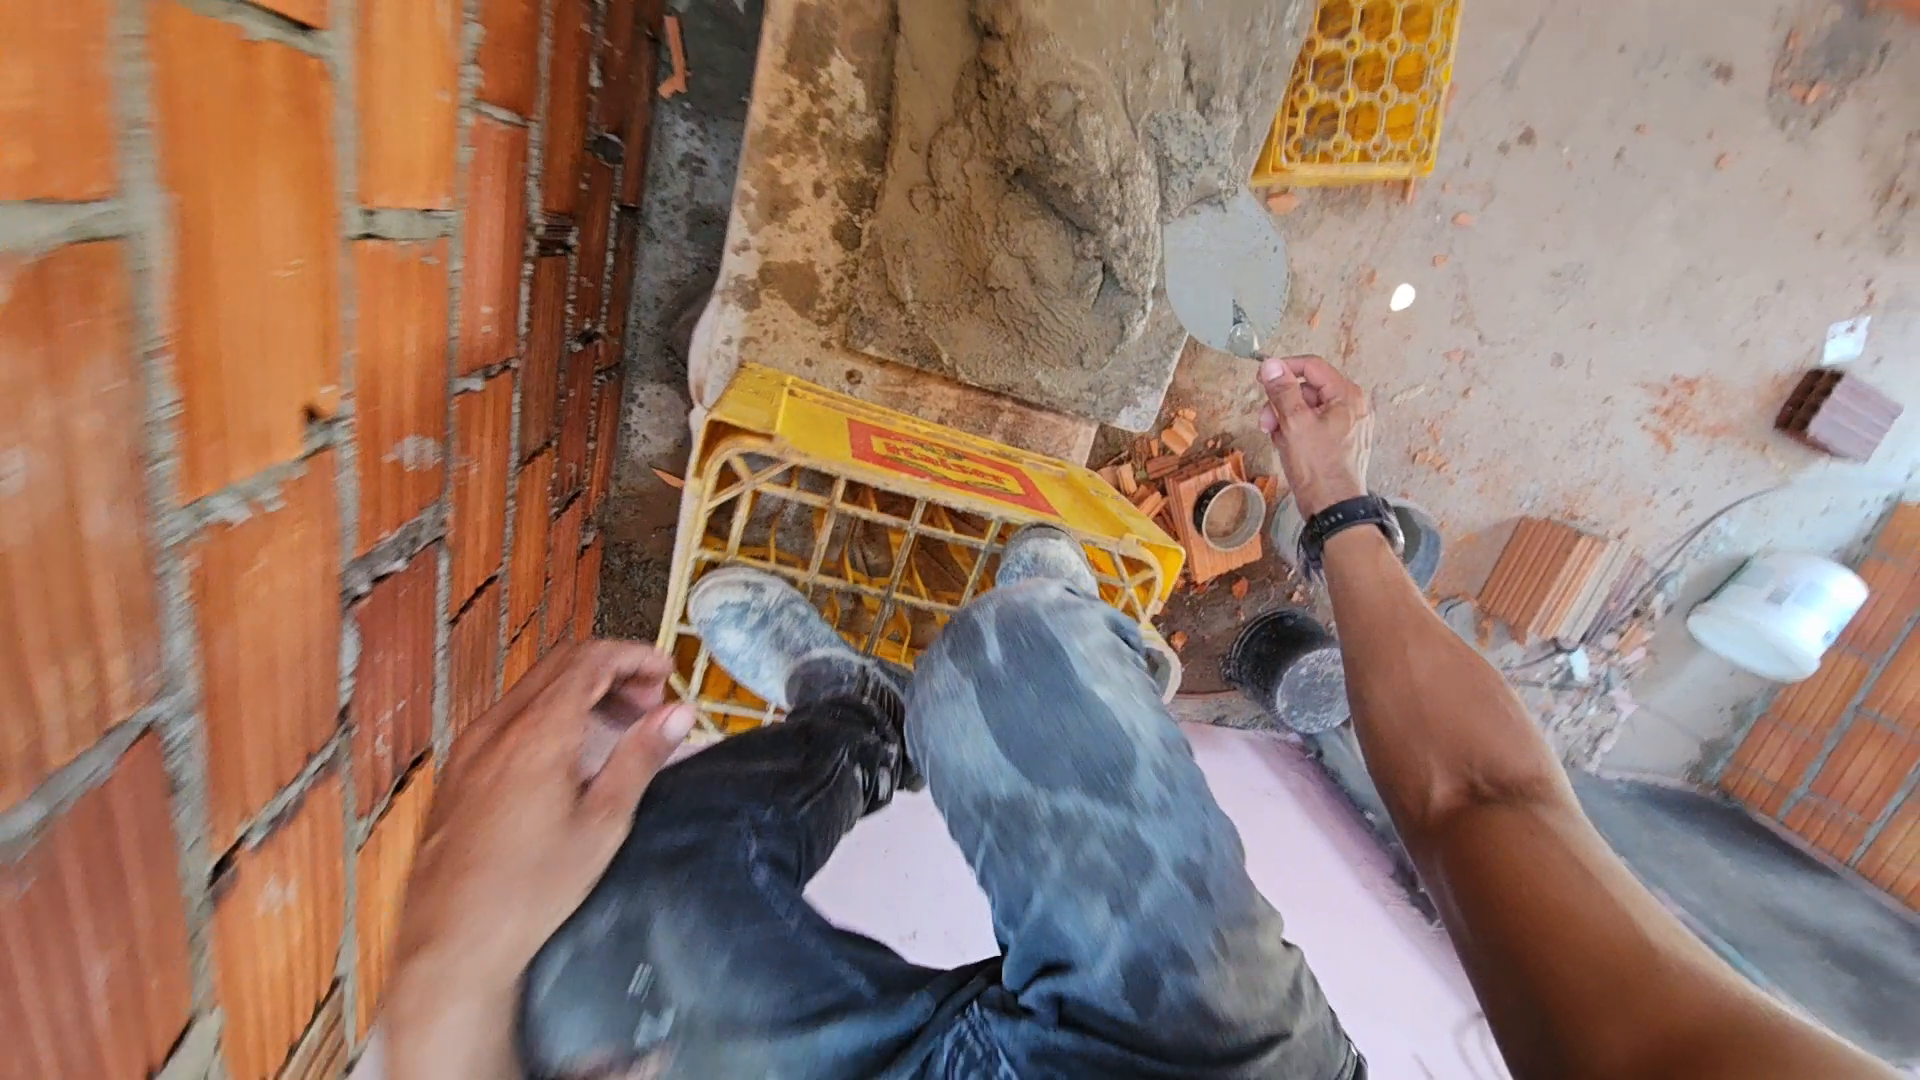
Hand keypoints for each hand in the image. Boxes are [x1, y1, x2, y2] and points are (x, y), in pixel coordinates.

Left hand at [386, 640, 695, 1078]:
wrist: (451, 947)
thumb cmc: (536, 887)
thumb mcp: (604, 822)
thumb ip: (642, 757)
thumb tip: (682, 712)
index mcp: (538, 733)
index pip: (591, 660)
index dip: (636, 656)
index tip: (669, 673)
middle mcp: (498, 726)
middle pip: (564, 662)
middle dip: (615, 669)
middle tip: (651, 703)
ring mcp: (472, 746)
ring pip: (538, 685)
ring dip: (586, 688)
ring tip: (622, 726)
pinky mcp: (460, 768)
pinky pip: (515, 713)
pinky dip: (556, 710)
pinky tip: (576, 752)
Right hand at [1257, 354, 1372, 517]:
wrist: (1332, 506)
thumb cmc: (1318, 467)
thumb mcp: (1294, 424)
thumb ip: (1282, 392)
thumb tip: (1270, 365)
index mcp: (1347, 396)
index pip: (1312, 366)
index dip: (1284, 369)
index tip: (1261, 379)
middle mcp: (1351, 406)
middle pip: (1307, 389)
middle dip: (1281, 402)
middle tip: (1265, 421)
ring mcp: (1346, 424)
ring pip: (1307, 408)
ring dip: (1285, 419)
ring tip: (1275, 437)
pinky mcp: (1338, 441)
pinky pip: (1311, 425)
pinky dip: (1295, 431)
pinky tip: (1285, 445)